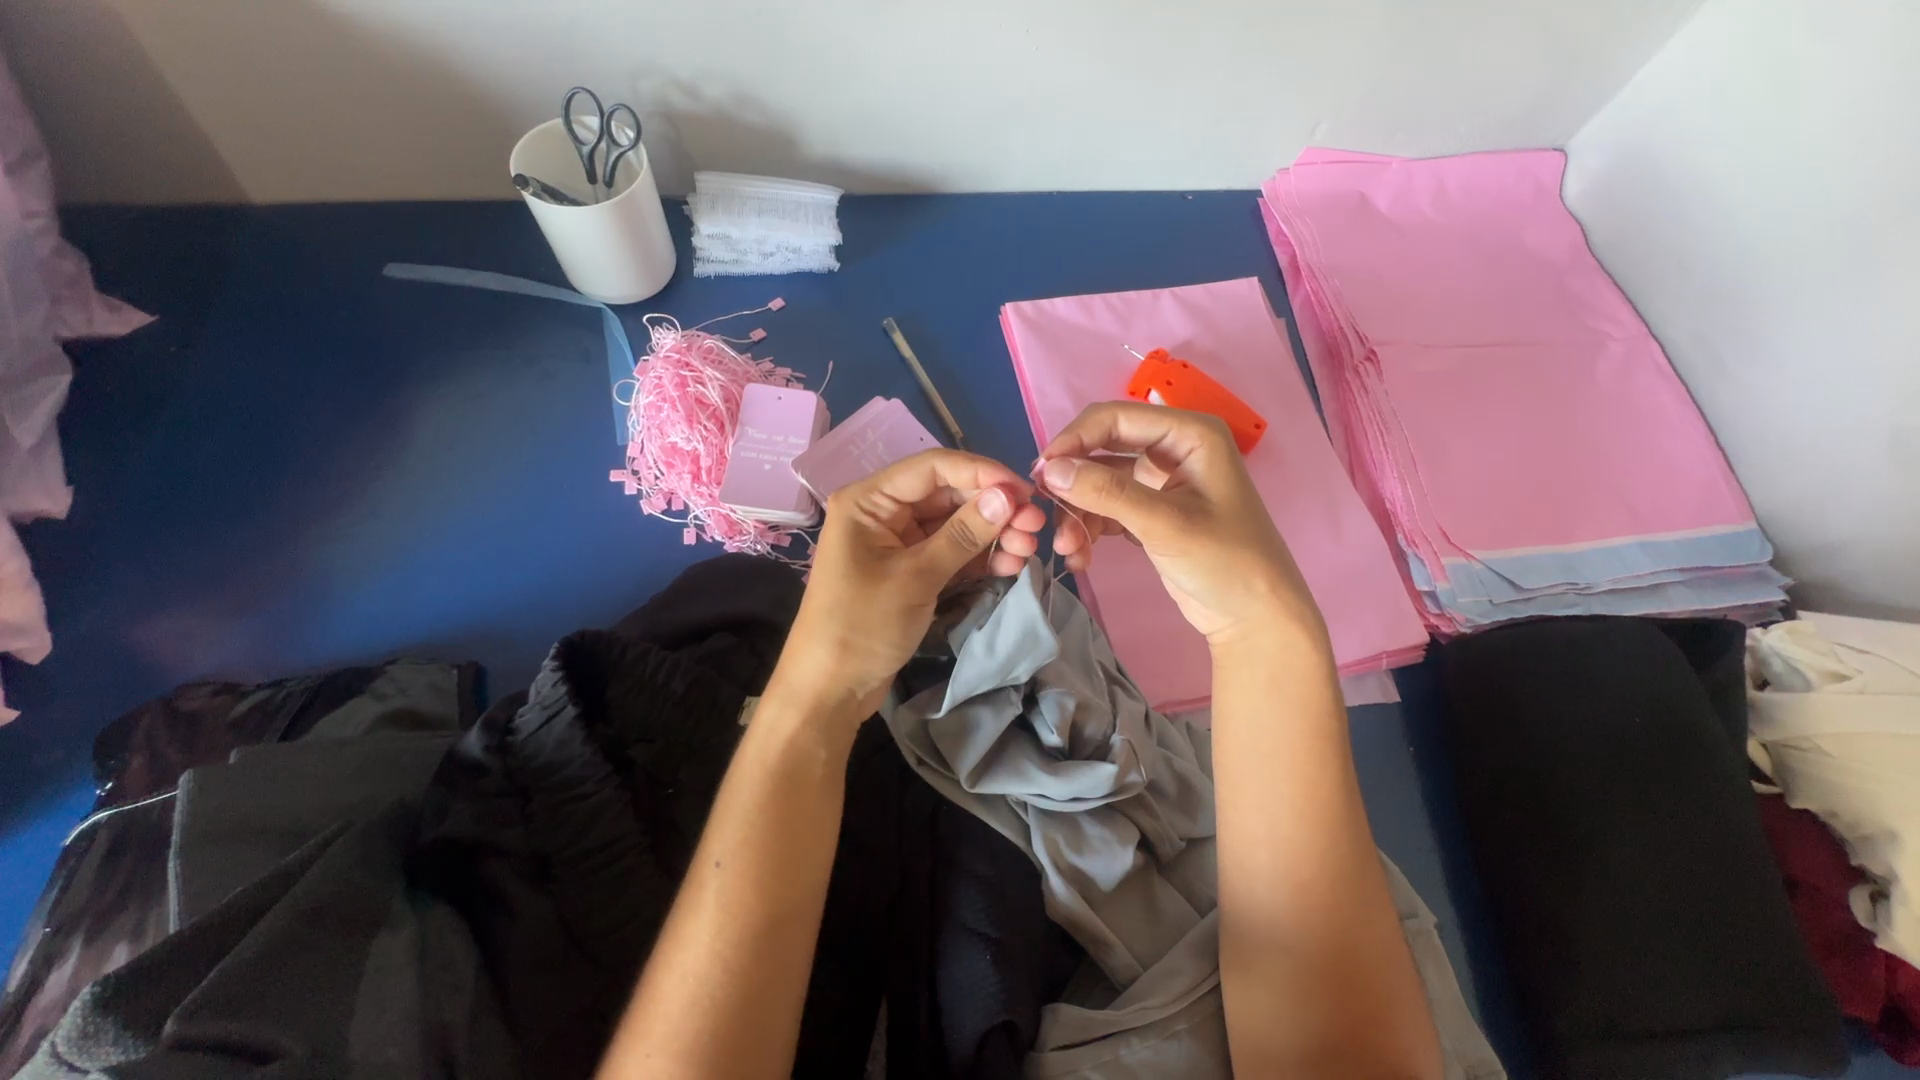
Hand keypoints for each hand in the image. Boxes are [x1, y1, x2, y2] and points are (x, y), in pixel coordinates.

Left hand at [768, 450, 1046, 721]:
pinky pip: (951, 552)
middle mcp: (882, 513)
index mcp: (868, 500)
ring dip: (992, 534)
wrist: (830, 690)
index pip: (933, 467)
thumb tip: (1009, 495)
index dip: (982, 473)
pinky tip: (1010, 566)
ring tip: (1028, 551)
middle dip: (993, 508)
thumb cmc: (862, 626)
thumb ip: (964, 534)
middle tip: (1036, 526)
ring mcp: (897, 543)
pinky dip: (980, 557)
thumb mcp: (916, 577)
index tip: (1025, 491)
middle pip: (948, 494)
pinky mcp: (911, 571)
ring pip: (955, 525)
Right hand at [1035, 402, 1327, 650]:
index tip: (1040, 474)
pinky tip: (1080, 558)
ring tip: (1067, 550)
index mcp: (1188, 433)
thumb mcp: (1164, 523)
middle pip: (1101, 448)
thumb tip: (1049, 470)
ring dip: (1077, 512)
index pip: (1115, 418)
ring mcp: (1160, 482)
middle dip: (1072, 481)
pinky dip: (1089, 529)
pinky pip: (1106, 508)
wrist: (1254, 618)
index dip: (1073, 440)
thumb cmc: (1224, 562)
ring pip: (1099, 482)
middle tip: (1044, 510)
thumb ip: (1106, 492)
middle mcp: (1172, 448)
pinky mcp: (1150, 512)